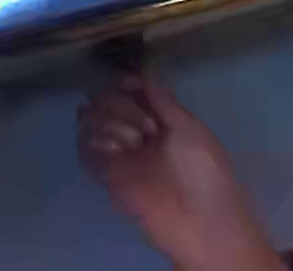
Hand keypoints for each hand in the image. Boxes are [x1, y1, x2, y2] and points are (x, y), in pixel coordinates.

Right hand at [78, 74, 284, 270]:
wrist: (206, 227)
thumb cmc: (205, 173)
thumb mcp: (190, 128)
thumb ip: (162, 98)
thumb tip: (144, 65)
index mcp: (154, 119)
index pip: (125, 87)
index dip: (123, 79)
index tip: (130, 81)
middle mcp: (133, 132)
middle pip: (103, 98)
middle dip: (118, 103)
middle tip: (144, 127)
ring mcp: (120, 155)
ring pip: (90, 120)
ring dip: (108, 122)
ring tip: (132, 142)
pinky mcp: (109, 179)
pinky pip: (86, 151)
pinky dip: (95, 144)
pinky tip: (116, 151)